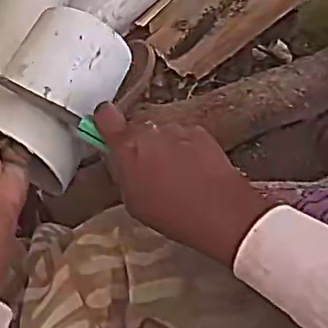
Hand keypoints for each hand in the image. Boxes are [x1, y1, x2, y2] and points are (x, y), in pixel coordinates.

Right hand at [93, 103, 271, 266]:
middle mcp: (150, 129)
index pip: (105, 114)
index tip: (106, 130)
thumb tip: (118, 160)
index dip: (104, 121)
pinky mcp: (200, 131)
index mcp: (126, 145)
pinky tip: (194, 171)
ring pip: (160, 132)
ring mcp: (176, 128)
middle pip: (135, 126)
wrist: (223, 213)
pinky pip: (183, 136)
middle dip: (138, 142)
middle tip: (148, 167)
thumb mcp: (132, 200)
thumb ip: (121, 172)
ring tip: (175, 174)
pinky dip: (185, 148)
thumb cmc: (172, 213)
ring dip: (163, 145)